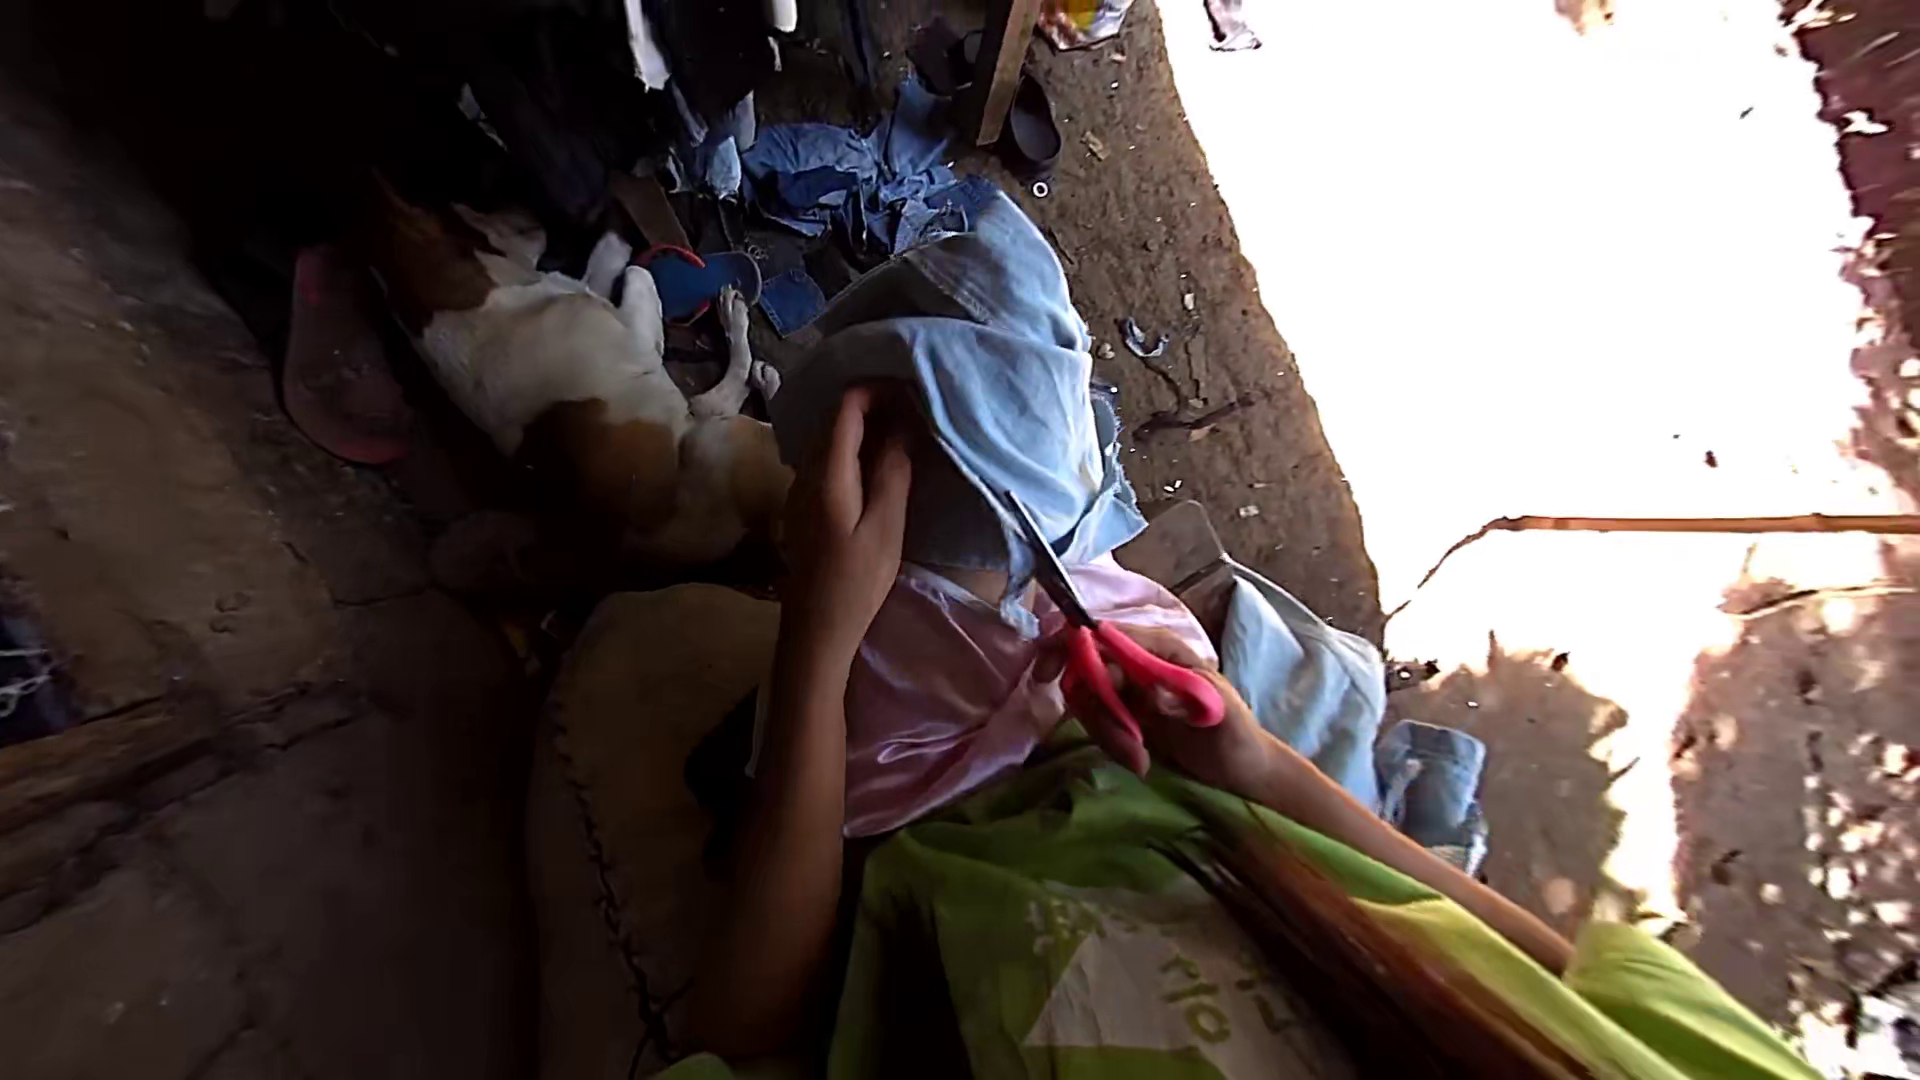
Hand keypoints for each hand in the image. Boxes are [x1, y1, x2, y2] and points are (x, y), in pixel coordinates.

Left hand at [780, 385, 912, 662]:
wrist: (816, 627)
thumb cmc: (856, 582)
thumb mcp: (885, 527)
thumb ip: (892, 473)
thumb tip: (904, 425)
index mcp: (826, 475)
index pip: (845, 410)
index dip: (875, 391)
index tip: (910, 390)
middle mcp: (806, 473)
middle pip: (835, 420)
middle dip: (873, 405)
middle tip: (914, 408)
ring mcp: (800, 489)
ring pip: (831, 440)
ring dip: (864, 427)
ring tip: (903, 430)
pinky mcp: (805, 505)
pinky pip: (829, 461)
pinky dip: (854, 450)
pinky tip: (878, 463)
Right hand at [1039, 624, 1285, 800]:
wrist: (1238, 770)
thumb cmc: (1235, 732)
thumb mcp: (1222, 713)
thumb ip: (1189, 697)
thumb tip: (1152, 690)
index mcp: (1157, 646)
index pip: (1100, 632)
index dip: (1068, 646)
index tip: (1049, 675)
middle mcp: (1134, 659)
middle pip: (1083, 667)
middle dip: (1095, 709)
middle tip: (1125, 742)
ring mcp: (1123, 687)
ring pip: (1084, 697)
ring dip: (1104, 731)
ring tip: (1140, 759)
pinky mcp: (1118, 713)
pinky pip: (1093, 720)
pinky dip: (1108, 742)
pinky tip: (1138, 760)